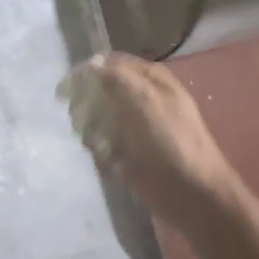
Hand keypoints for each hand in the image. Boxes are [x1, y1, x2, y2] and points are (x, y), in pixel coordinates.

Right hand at [59, 52, 238, 231]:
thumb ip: (117, 77)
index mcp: (150, 79)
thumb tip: (90, 63)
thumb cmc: (173, 141)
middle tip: (80, 120)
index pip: (110, 63)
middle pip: (100, 90)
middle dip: (86, 104)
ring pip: (97, 117)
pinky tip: (108, 162)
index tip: (65, 89)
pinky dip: (100, 151)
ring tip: (100, 145)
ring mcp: (135, 127)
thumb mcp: (146, 99)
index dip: (86, 72)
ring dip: (91, 130)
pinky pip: (103, 144)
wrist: (194, 196)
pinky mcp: (129, 153)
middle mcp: (141, 98)